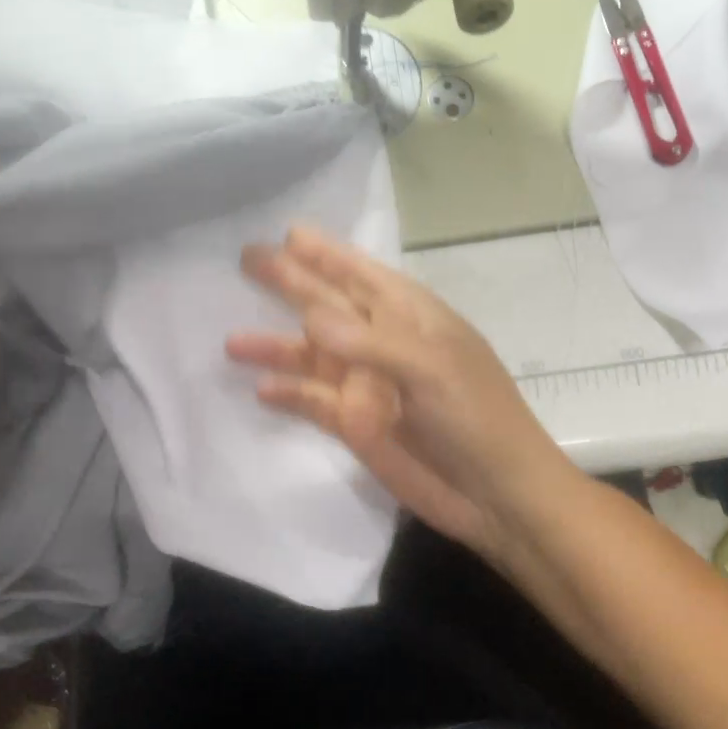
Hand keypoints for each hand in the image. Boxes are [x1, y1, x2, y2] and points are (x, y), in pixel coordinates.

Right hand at [231, 226, 581, 561]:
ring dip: (277, 347)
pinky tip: (261, 388)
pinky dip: (290, 395)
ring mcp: (369, 388)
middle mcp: (386, 346)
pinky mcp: (357, 428)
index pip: (363, 276)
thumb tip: (311, 317)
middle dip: (292, 285)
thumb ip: (372, 342)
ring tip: (232, 341)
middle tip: (246, 260)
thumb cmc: (477, 418)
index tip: (288, 234)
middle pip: (330, 308)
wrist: (495, 494)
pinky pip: (315, 404)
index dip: (328, 255)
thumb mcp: (432, 369)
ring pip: (314, 358)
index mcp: (414, 319)